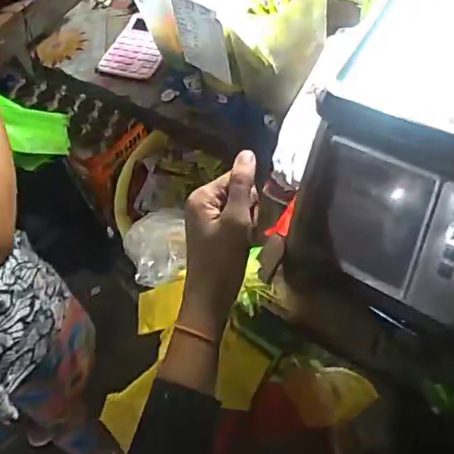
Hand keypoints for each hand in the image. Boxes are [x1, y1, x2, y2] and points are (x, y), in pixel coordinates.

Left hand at [181, 151, 257, 334]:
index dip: (250, 195)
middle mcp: (201, 203)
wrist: (210, 300)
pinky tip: (246, 245)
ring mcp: (206, 219)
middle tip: (250, 231)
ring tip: (249, 240)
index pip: (236, 177)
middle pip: (239, 191)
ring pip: (241, 207)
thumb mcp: (236, 221)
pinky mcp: (214, 233)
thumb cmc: (222, 261)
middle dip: (251, 209)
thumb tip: (247, 153)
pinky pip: (236, 221)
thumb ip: (242, 186)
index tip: (253, 216)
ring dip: (251, 221)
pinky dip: (245, 231)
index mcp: (202, 196)